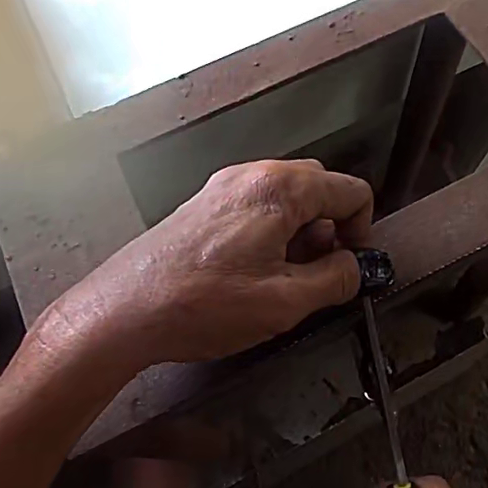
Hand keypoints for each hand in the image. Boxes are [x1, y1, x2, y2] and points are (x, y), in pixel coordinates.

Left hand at [52, 159, 372, 366]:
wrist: (124, 310)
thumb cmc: (199, 304)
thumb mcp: (286, 303)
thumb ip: (335, 280)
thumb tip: (354, 267)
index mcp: (278, 189)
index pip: (350, 190)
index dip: (363, 229)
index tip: (352, 263)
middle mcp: (248, 177)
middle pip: (317, 188)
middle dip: (329, 229)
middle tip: (318, 273)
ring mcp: (221, 189)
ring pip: (283, 200)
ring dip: (298, 234)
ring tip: (283, 280)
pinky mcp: (202, 208)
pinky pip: (253, 210)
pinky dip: (269, 235)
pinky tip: (252, 275)